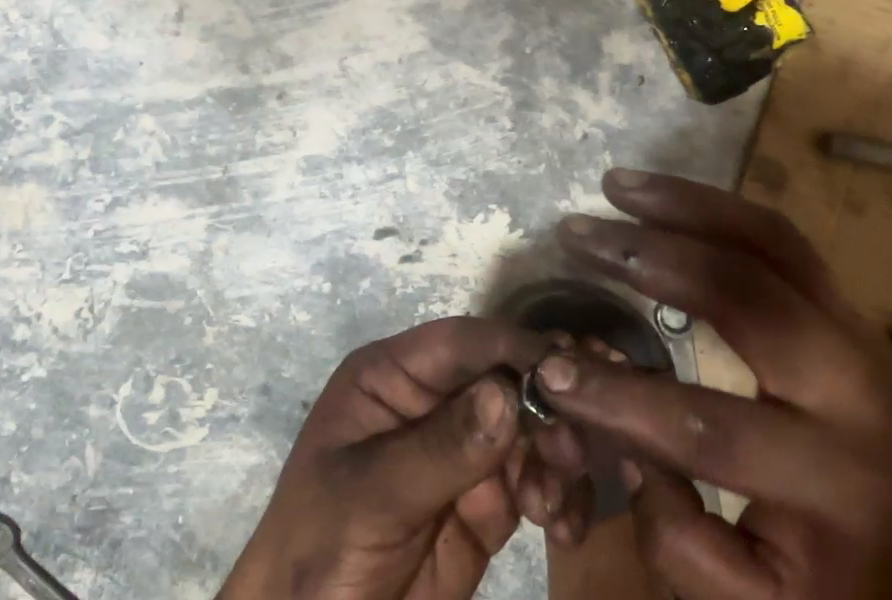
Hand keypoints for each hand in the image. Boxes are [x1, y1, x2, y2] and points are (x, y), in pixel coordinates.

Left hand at [217, 317, 584, 599]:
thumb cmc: (321, 549)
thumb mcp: (372, 495)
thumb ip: (439, 447)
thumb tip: (507, 393)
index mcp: (392, 378)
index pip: (461, 343)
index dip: (513, 348)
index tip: (567, 369)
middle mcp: (435, 402)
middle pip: (507, 380)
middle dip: (546, 409)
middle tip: (571, 451)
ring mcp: (465, 451)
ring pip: (533, 430)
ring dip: (558, 459)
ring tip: (553, 505)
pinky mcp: (490, 501)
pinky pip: (539, 482)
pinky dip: (562, 498)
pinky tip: (562, 528)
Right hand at [533, 169, 891, 599]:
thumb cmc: (845, 582)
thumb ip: (683, 543)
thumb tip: (623, 447)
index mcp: (840, 481)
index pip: (712, 428)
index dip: (621, 399)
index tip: (550, 370)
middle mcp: (858, 390)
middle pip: (751, 297)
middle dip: (652, 259)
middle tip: (576, 237)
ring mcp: (858, 332)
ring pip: (772, 243)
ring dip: (685, 205)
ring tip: (614, 184)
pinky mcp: (845, 305)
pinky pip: (779, 239)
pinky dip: (715, 206)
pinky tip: (661, 194)